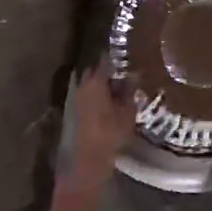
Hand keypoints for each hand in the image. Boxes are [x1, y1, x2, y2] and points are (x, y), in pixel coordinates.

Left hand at [57, 56, 130, 199]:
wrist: (89, 159)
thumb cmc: (111, 131)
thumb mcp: (127, 110)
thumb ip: (130, 89)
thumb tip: (135, 73)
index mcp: (96, 80)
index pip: (105, 59)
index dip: (116, 54)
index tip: (127, 51)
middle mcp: (83, 85)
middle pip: (96, 70)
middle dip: (109, 68)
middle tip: (126, 69)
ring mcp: (77, 97)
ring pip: (92, 82)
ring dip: (103, 82)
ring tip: (121, 85)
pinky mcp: (76, 110)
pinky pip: (89, 94)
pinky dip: (99, 93)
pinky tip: (111, 99)